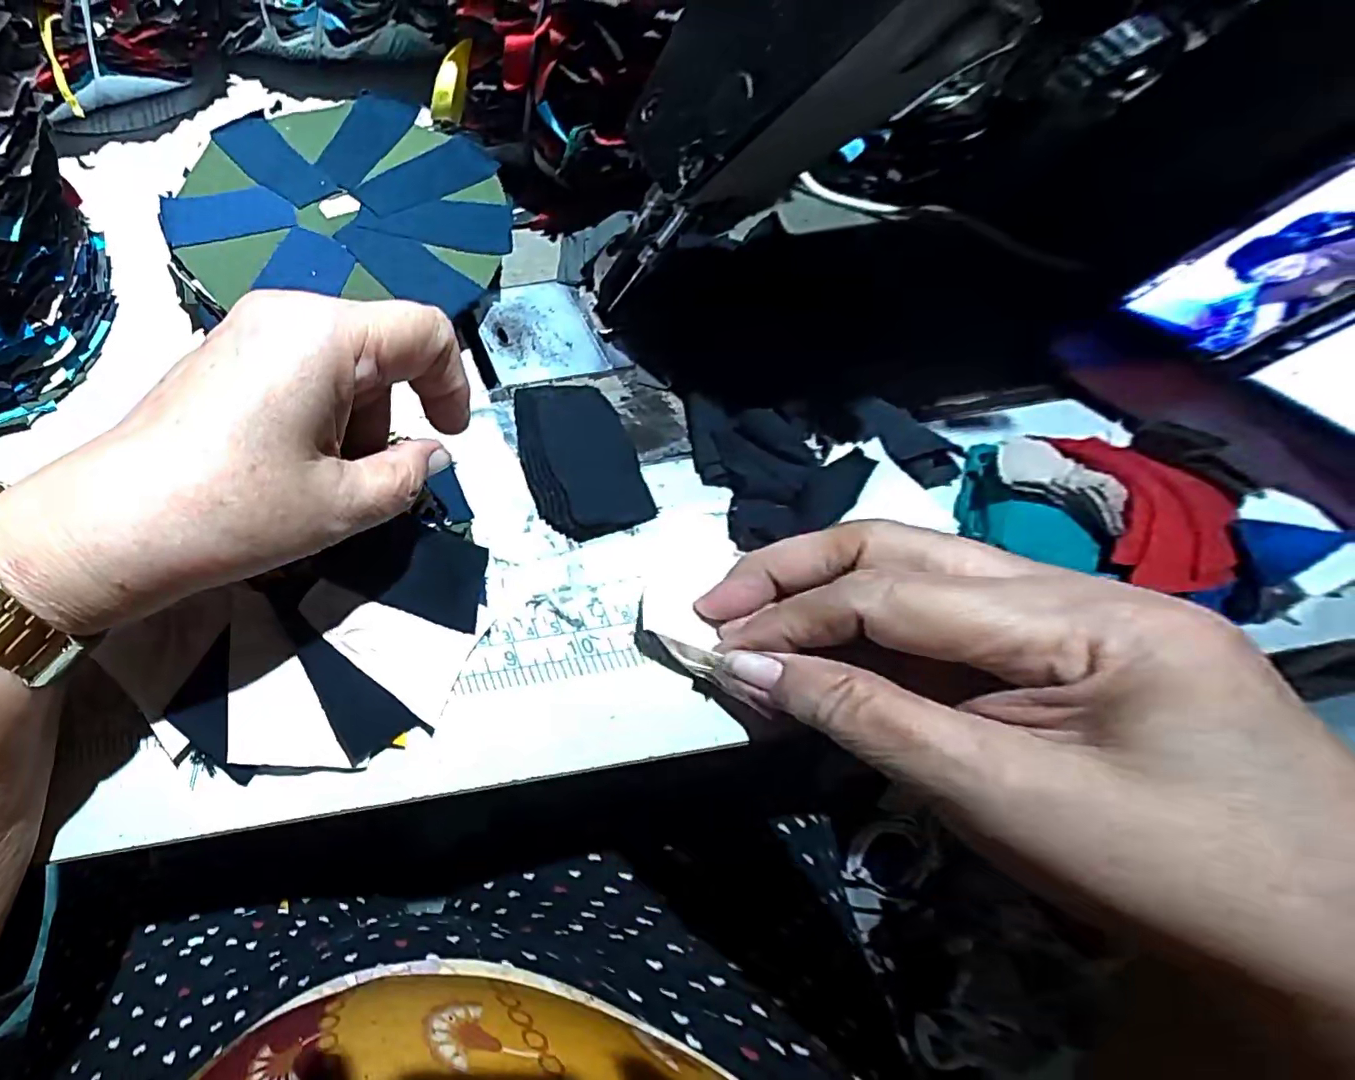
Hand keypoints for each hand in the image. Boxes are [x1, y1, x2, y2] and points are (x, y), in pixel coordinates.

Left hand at [0, 291, 468, 634]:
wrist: (113, 526)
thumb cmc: (235, 513)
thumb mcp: (342, 505)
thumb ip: (406, 476)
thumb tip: (429, 455)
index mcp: (324, 333)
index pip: (423, 330)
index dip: (452, 384)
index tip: (449, 438)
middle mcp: (285, 313)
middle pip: (376, 353)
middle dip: (386, 419)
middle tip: (360, 484)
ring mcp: (245, 331)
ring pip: (336, 368)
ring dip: (349, 425)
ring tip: (314, 487)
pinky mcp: (219, 358)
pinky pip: (294, 375)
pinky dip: (312, 419)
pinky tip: (281, 469)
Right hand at [695, 522, 1354, 1026]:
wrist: (1330, 956)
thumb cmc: (1175, 877)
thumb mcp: (996, 795)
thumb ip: (860, 715)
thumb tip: (747, 668)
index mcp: (1088, 617)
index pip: (893, 591)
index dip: (792, 616)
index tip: (718, 648)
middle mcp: (1071, 593)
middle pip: (896, 549)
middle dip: (791, 571)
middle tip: (714, 603)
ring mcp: (1058, 621)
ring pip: (906, 575)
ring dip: (814, 594)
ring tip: (744, 619)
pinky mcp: (1041, 657)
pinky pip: (926, 628)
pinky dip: (853, 638)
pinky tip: (809, 657)